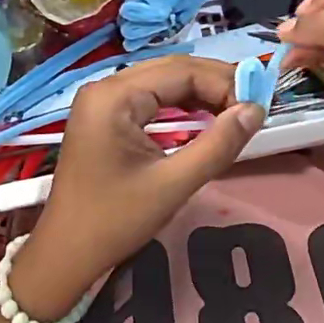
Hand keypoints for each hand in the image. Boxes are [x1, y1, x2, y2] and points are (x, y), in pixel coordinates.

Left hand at [11, 56, 263, 317]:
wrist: (66, 253)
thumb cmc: (115, 221)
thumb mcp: (173, 185)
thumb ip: (218, 145)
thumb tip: (256, 110)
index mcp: (115, 97)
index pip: (182, 71)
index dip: (225, 83)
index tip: (258, 107)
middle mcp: (105, 87)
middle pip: (172, 69)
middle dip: (216, 83)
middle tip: (252, 106)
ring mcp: (102, 100)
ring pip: (163, 81)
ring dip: (201, 92)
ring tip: (236, 112)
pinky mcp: (105, 115)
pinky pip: (151, 97)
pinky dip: (181, 104)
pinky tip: (206, 117)